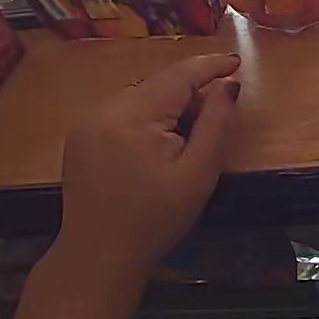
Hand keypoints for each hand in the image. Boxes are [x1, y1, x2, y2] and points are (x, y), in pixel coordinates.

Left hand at [56, 54, 241, 275]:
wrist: (99, 257)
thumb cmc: (156, 217)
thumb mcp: (198, 171)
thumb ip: (216, 122)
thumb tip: (229, 85)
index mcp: (133, 116)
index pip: (178, 76)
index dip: (210, 65)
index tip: (237, 61)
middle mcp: (104, 110)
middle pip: (159, 84)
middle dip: (192, 89)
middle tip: (221, 106)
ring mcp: (88, 124)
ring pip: (141, 97)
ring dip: (171, 103)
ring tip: (194, 128)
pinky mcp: (82, 138)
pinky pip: (124, 112)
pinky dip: (150, 115)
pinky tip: (163, 139)